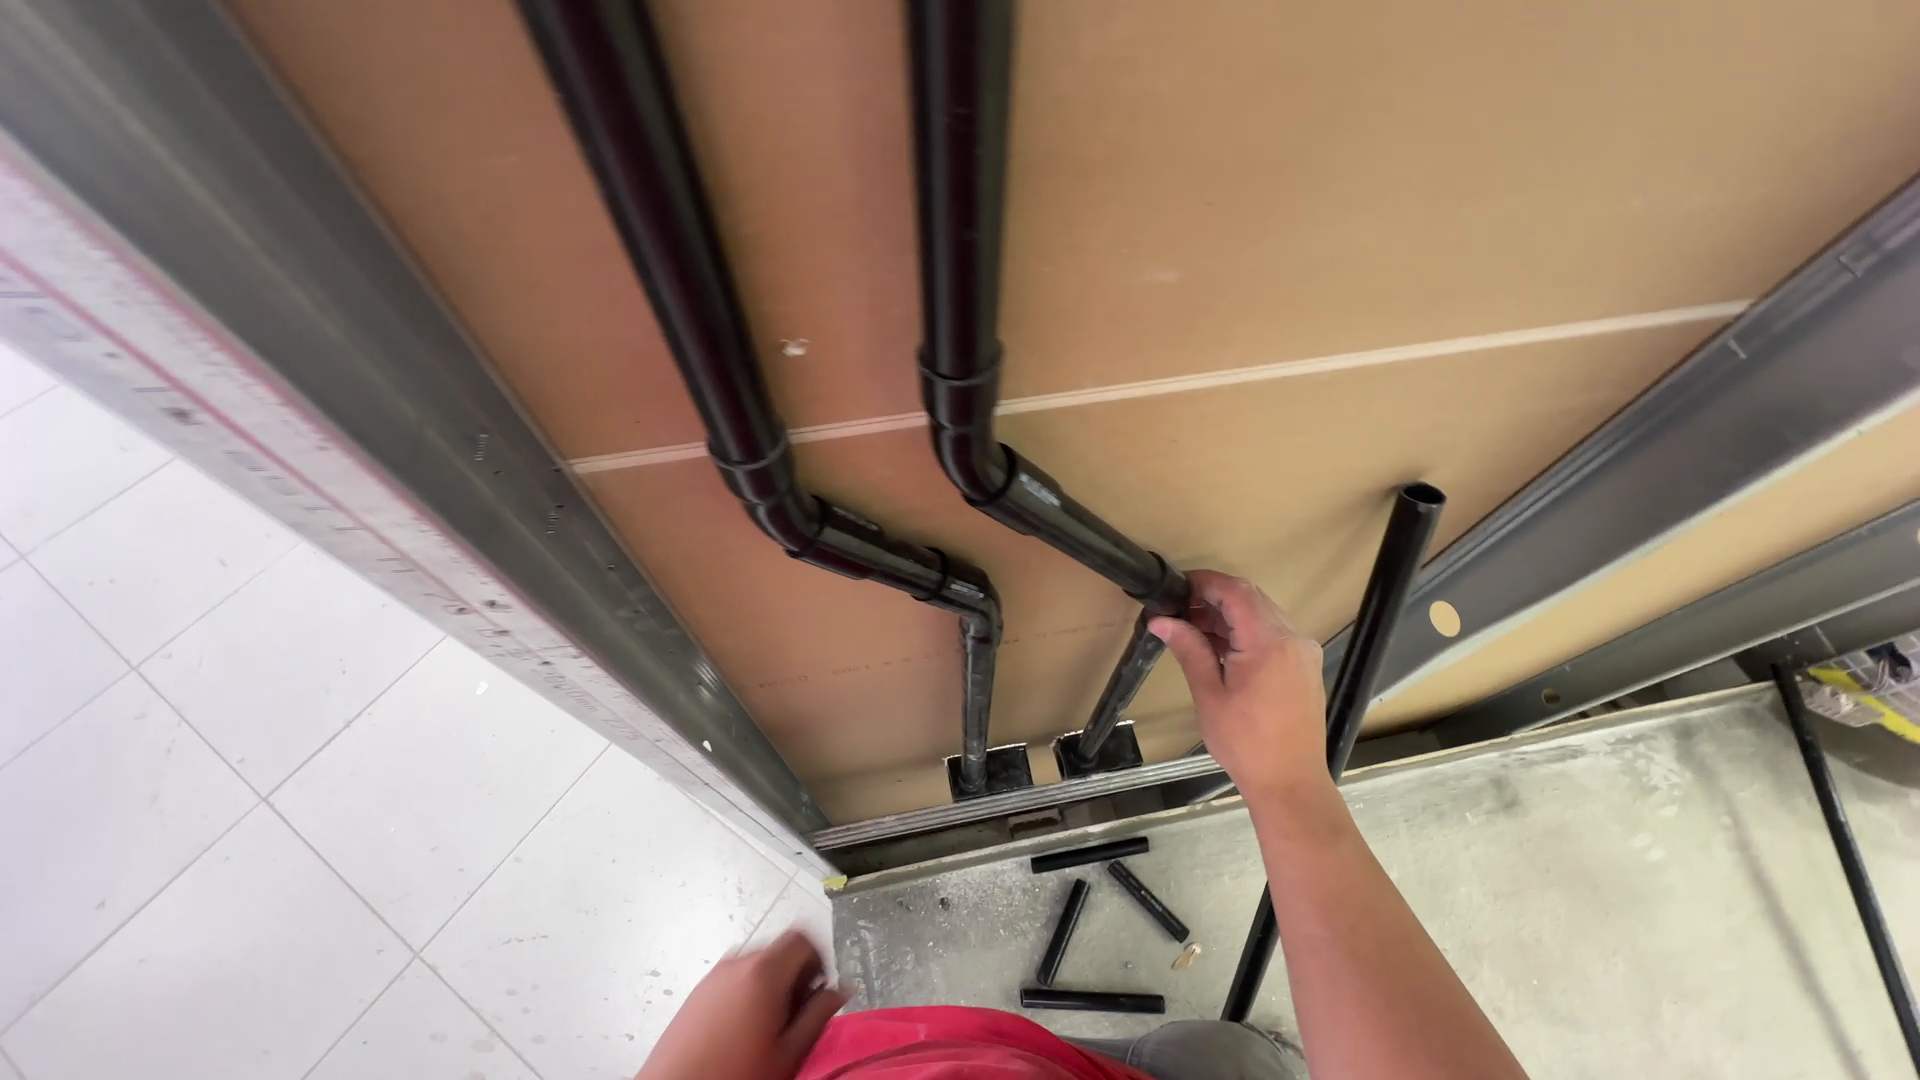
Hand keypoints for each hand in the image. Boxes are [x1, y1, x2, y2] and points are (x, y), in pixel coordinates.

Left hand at [636, 929, 846, 1079]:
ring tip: (773, 1023)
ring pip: (758, 962)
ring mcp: (715, 974)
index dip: (819, 955)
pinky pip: (736, 975)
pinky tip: (746, 1027)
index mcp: (764, 971)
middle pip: (780, 947)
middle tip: (800, 1009)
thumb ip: (818, 1015)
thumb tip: (841, 990)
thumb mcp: (788, 1052)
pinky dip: (750, 989)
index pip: (802, 936)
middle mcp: (739, 962)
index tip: (822, 984)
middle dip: (797, 971)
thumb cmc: (736, 1074)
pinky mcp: (699, 990)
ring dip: (773, 981)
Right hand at [1150, 570, 1330, 804]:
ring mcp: (1302, 653)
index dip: (1205, 582)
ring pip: (1262, 615)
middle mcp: (1292, 639)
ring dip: (1229, 616)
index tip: (1177, 586)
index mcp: (1269, 642)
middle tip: (1179, 610)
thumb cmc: (1246, 743)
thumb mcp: (1209, 693)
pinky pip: (1273, 634)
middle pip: (1251, 599)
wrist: (1289, 782)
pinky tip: (1219, 648)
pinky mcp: (1304, 667)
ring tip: (1193, 630)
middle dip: (1214, 598)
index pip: (1236, 591)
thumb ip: (1188, 649)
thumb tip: (1161, 621)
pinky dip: (1245, 633)